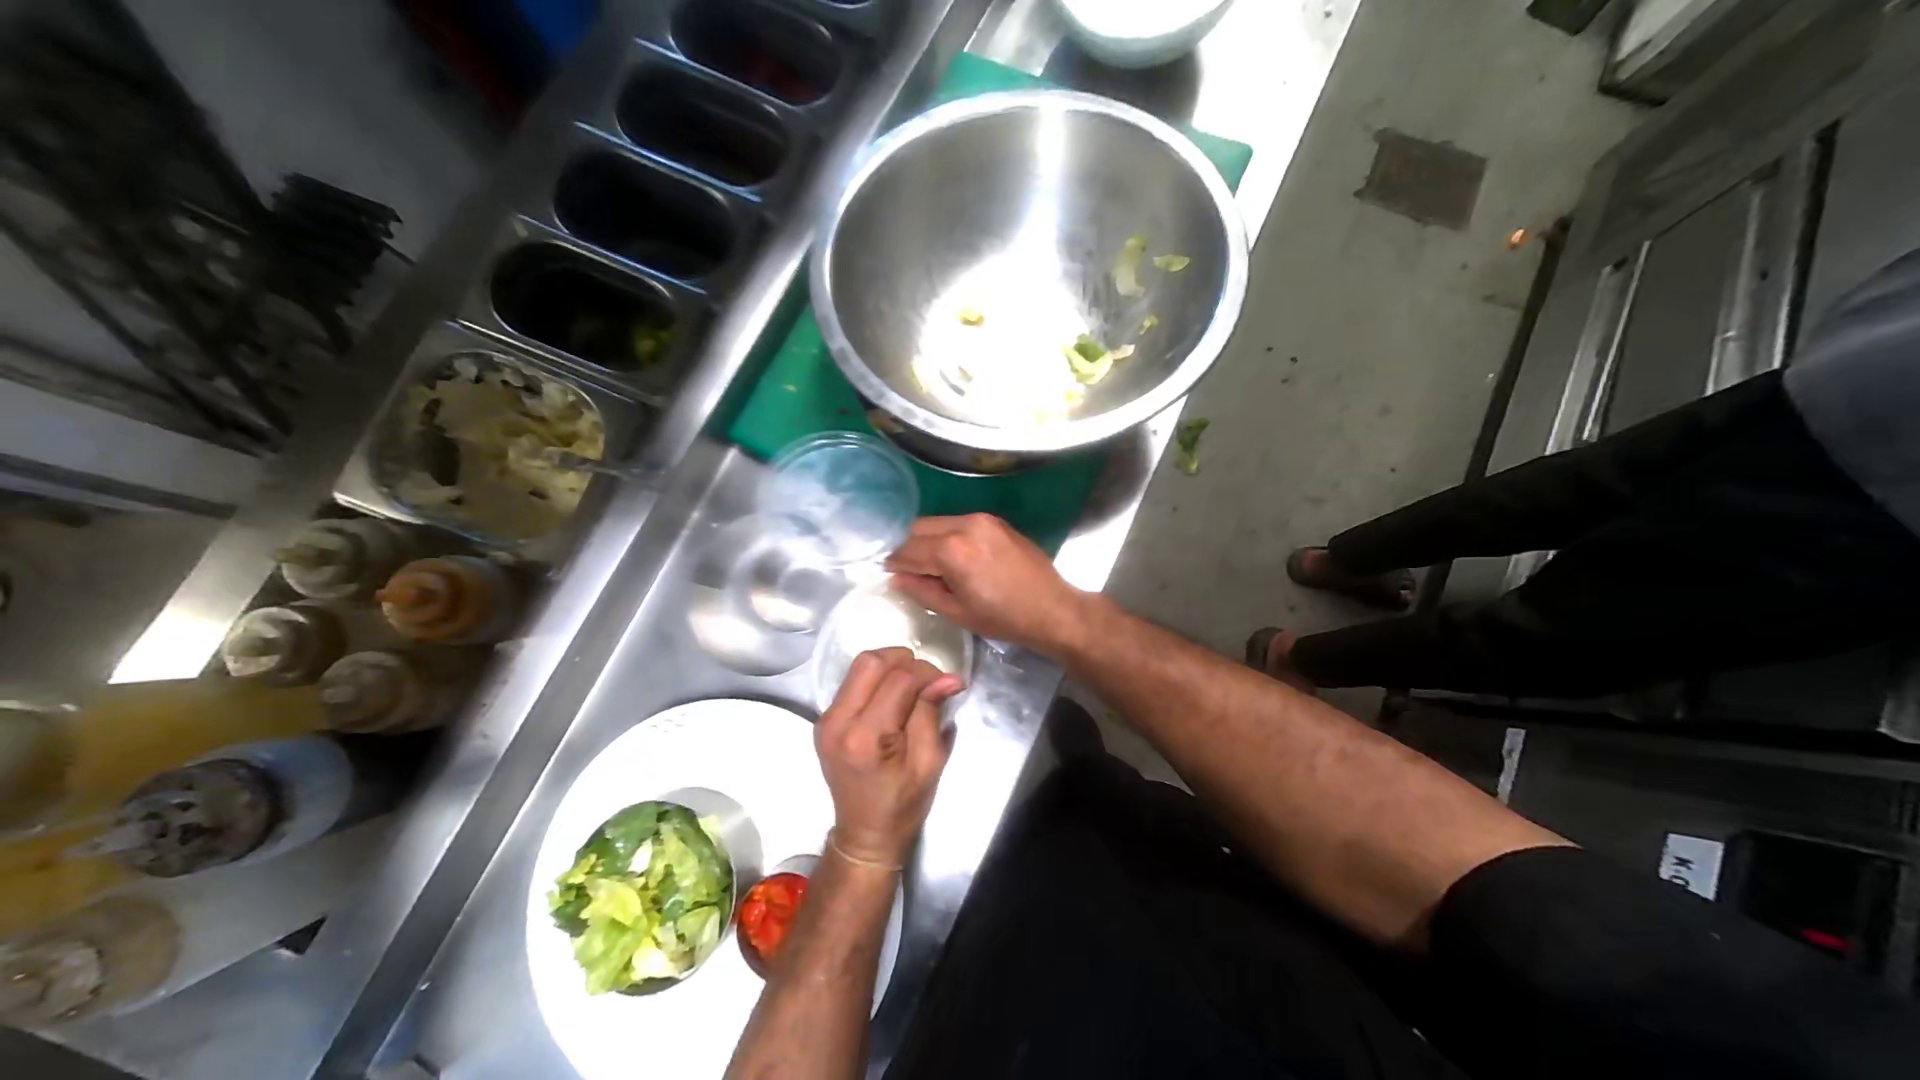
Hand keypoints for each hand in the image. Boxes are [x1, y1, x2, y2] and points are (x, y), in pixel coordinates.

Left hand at [816, 647, 963, 866]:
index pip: (900, 680)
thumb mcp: (930, 762)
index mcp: (866, 737)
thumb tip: (949, 677)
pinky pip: (852, 682)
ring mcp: (826, 719)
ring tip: (913, 686)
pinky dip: (877, 679)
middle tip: (929, 681)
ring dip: (891, 667)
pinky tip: (894, 696)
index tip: (949, 683)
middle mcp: (838, 721)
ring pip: (859, 666)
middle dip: (906, 662)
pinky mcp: (824, 719)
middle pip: (871, 661)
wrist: (865, 834)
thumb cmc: (903, 805)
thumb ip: (932, 712)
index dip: (929, 674)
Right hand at [886, 514, 1096, 654]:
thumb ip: (922, 591)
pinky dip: (947, 535)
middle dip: (908, 547)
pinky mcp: (995, 521)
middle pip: (919, 528)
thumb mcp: (957, 611)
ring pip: (938, 523)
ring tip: (929, 565)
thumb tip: (896, 578)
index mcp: (952, 550)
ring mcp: (982, 519)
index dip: (895, 562)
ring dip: (927, 540)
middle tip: (906, 570)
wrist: (1052, 608)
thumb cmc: (1003, 618)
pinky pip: (959, 522)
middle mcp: (964, 525)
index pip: (909, 550)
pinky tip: (951, 556)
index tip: (887, 572)